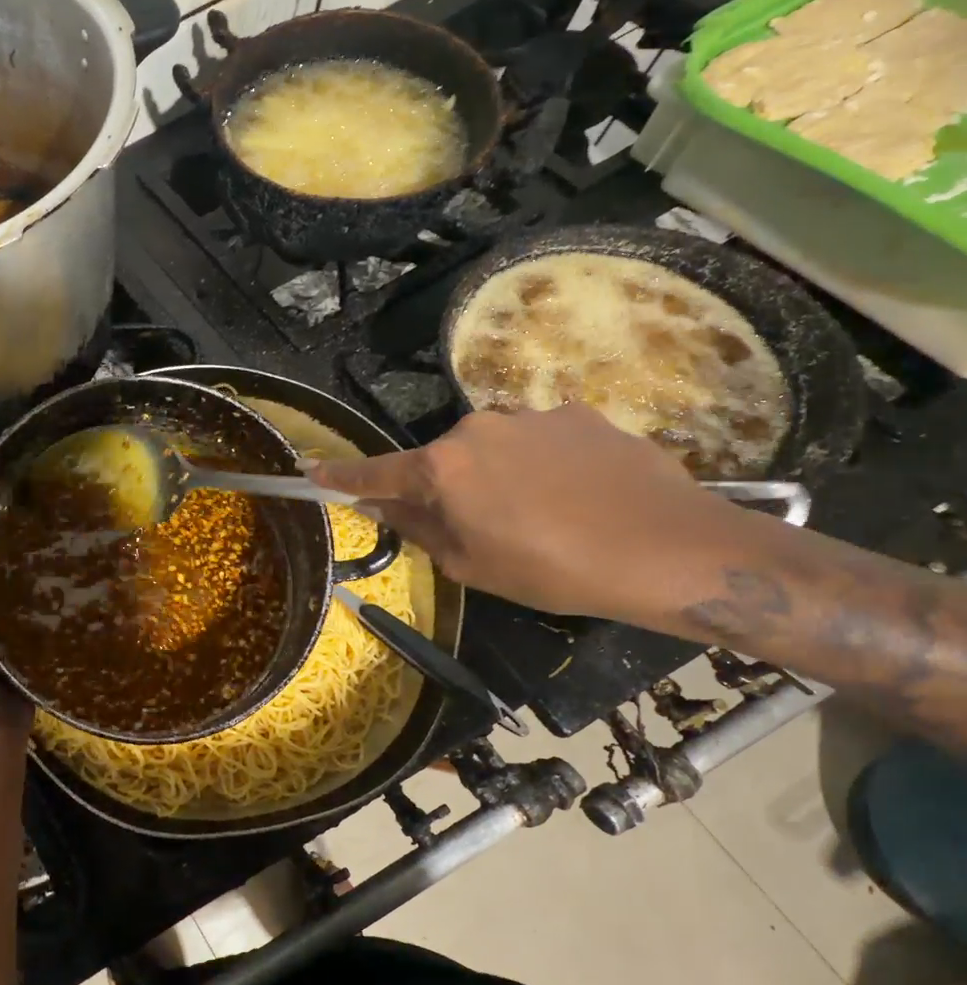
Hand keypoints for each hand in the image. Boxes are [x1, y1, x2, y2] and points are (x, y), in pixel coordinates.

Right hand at [307, 404, 743, 619]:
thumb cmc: (556, 570)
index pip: (377, 472)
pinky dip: (545, 465)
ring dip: (500, 476)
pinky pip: (541, 440)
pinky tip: (580, 497)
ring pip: (493, 448)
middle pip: (441, 459)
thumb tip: (386, 505)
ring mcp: (533, 416)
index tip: (310, 471)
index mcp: (443, 467)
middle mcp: (478, 428)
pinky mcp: (581, 414)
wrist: (673, 551)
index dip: (342, 477)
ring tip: (544, 516)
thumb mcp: (472, 566)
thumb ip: (419, 528)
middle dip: (447, 487)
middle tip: (480, 529)